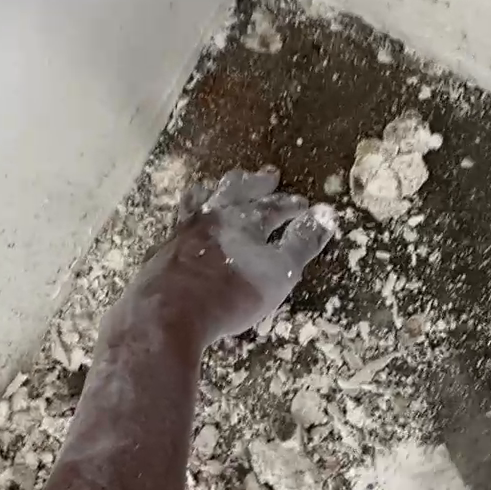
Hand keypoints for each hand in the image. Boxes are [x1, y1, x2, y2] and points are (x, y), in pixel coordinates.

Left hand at [112, 168, 335, 346]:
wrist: (168, 313)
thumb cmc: (232, 293)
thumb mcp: (279, 271)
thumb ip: (302, 243)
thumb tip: (328, 213)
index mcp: (244, 220)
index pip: (273, 206)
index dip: (291, 205)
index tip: (304, 205)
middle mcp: (213, 218)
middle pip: (234, 191)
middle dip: (254, 183)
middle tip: (267, 176)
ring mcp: (183, 233)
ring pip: (200, 201)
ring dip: (215, 193)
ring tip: (217, 188)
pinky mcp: (162, 253)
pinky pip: (179, 226)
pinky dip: (190, 221)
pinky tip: (187, 230)